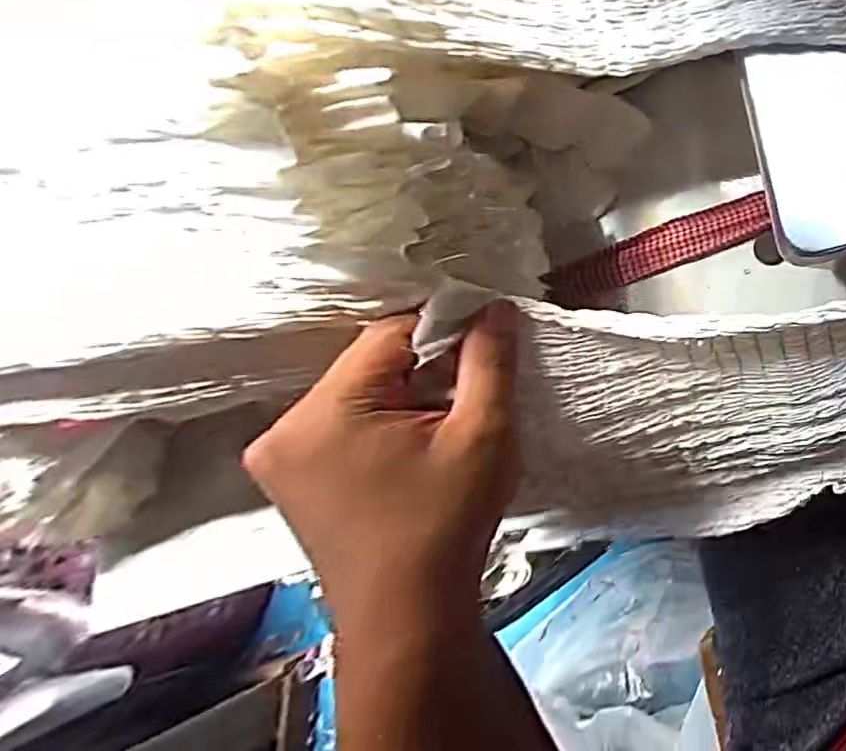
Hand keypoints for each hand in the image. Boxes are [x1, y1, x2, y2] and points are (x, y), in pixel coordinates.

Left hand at [243, 302, 520, 637]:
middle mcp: (283, 430)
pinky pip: (352, 418)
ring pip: (365, 389)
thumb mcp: (482, 430)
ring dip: (416, 389)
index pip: (389, 334)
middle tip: (480, 386)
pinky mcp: (296, 476)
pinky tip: (428, 439)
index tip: (493, 340)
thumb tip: (495, 306)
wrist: (408, 608)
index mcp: (320, 415)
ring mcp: (281, 456)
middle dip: (433, 362)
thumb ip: (489, 361)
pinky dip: (395, 414)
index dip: (447, 327)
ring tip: (456, 418)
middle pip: (373, 361)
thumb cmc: (447, 518)